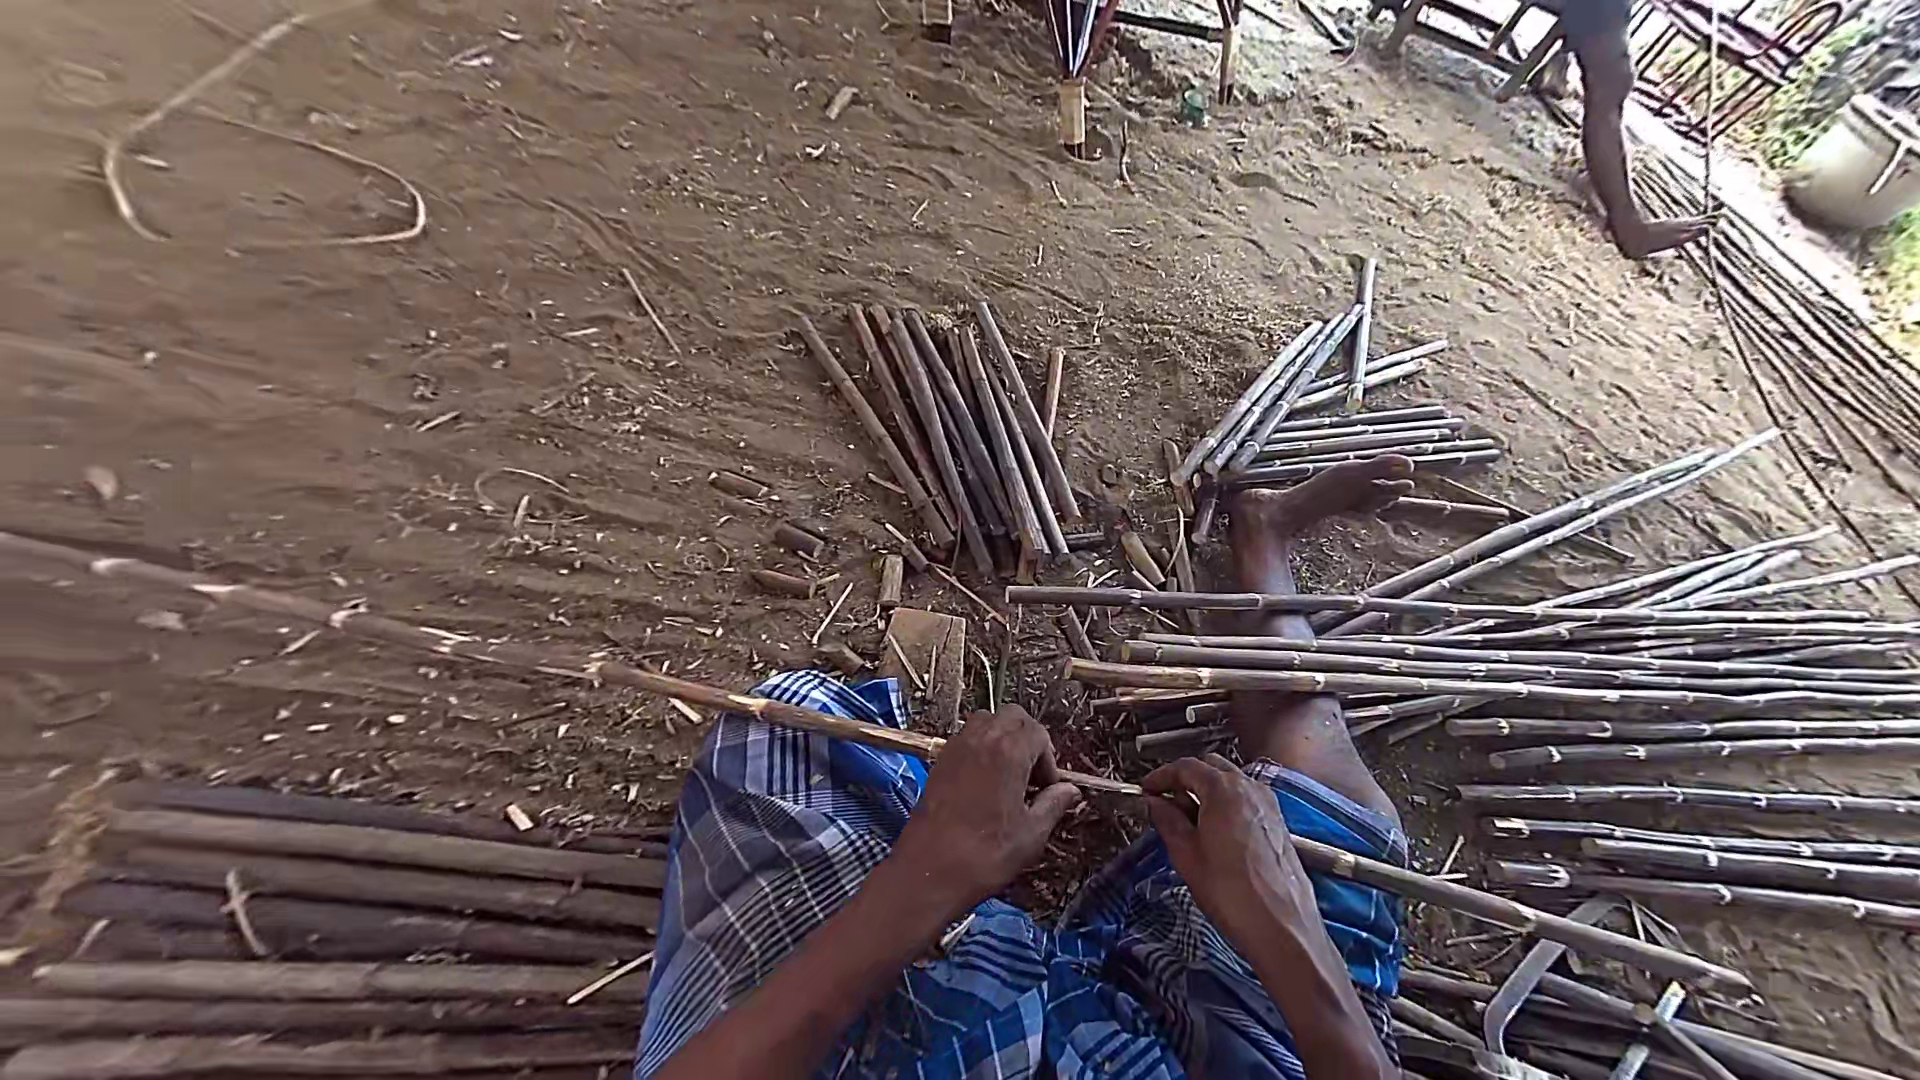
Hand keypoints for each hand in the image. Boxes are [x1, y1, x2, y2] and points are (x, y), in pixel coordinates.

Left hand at [885, 706, 1081, 920]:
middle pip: (1014, 717)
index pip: (1039, 734)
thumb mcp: (1031, 834)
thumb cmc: (984, 854)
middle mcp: (983, 738)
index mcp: (1009, 751)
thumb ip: (1053, 804)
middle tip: (1032, 773)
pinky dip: (982, 744)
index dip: (1049, 759)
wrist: (930, 869)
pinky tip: (985, 778)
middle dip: (1029, 738)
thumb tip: (1070, 791)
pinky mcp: (942, 757)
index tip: (1047, 787)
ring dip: (1004, 736)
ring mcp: (959, 744)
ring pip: (988, 720)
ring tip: (1009, 772)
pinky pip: (968, 735)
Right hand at [1144, 754, 1319, 949]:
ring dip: (1206, 790)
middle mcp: (1249, 789)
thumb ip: (1166, 819)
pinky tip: (1215, 832)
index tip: (1147, 790)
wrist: (1283, 932)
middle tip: (1166, 801)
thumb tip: (1154, 803)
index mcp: (1223, 790)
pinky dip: (1226, 803)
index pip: (1185, 766)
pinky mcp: (1278, 825)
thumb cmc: (1230, 892)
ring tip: (1188, 818)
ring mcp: (1268, 805)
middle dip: (1185, 778)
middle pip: (1210, 767)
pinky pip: (1245, 799)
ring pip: (1230, 781)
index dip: (1161, 776)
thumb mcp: (1185, 854)